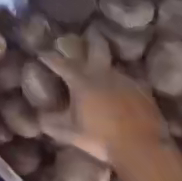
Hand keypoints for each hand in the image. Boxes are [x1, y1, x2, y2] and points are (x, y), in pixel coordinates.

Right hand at [40, 51, 167, 164]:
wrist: (142, 148)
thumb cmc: (101, 139)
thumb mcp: (70, 133)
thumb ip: (52, 123)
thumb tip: (39, 117)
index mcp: (82, 82)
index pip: (62, 63)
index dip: (50, 57)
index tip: (42, 53)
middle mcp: (104, 74)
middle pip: (97, 47)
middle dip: (91, 39)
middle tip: (88, 32)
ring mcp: (126, 80)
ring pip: (113, 65)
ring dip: (105, 65)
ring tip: (101, 70)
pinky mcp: (142, 90)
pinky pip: (128, 80)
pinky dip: (120, 83)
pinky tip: (119, 91)